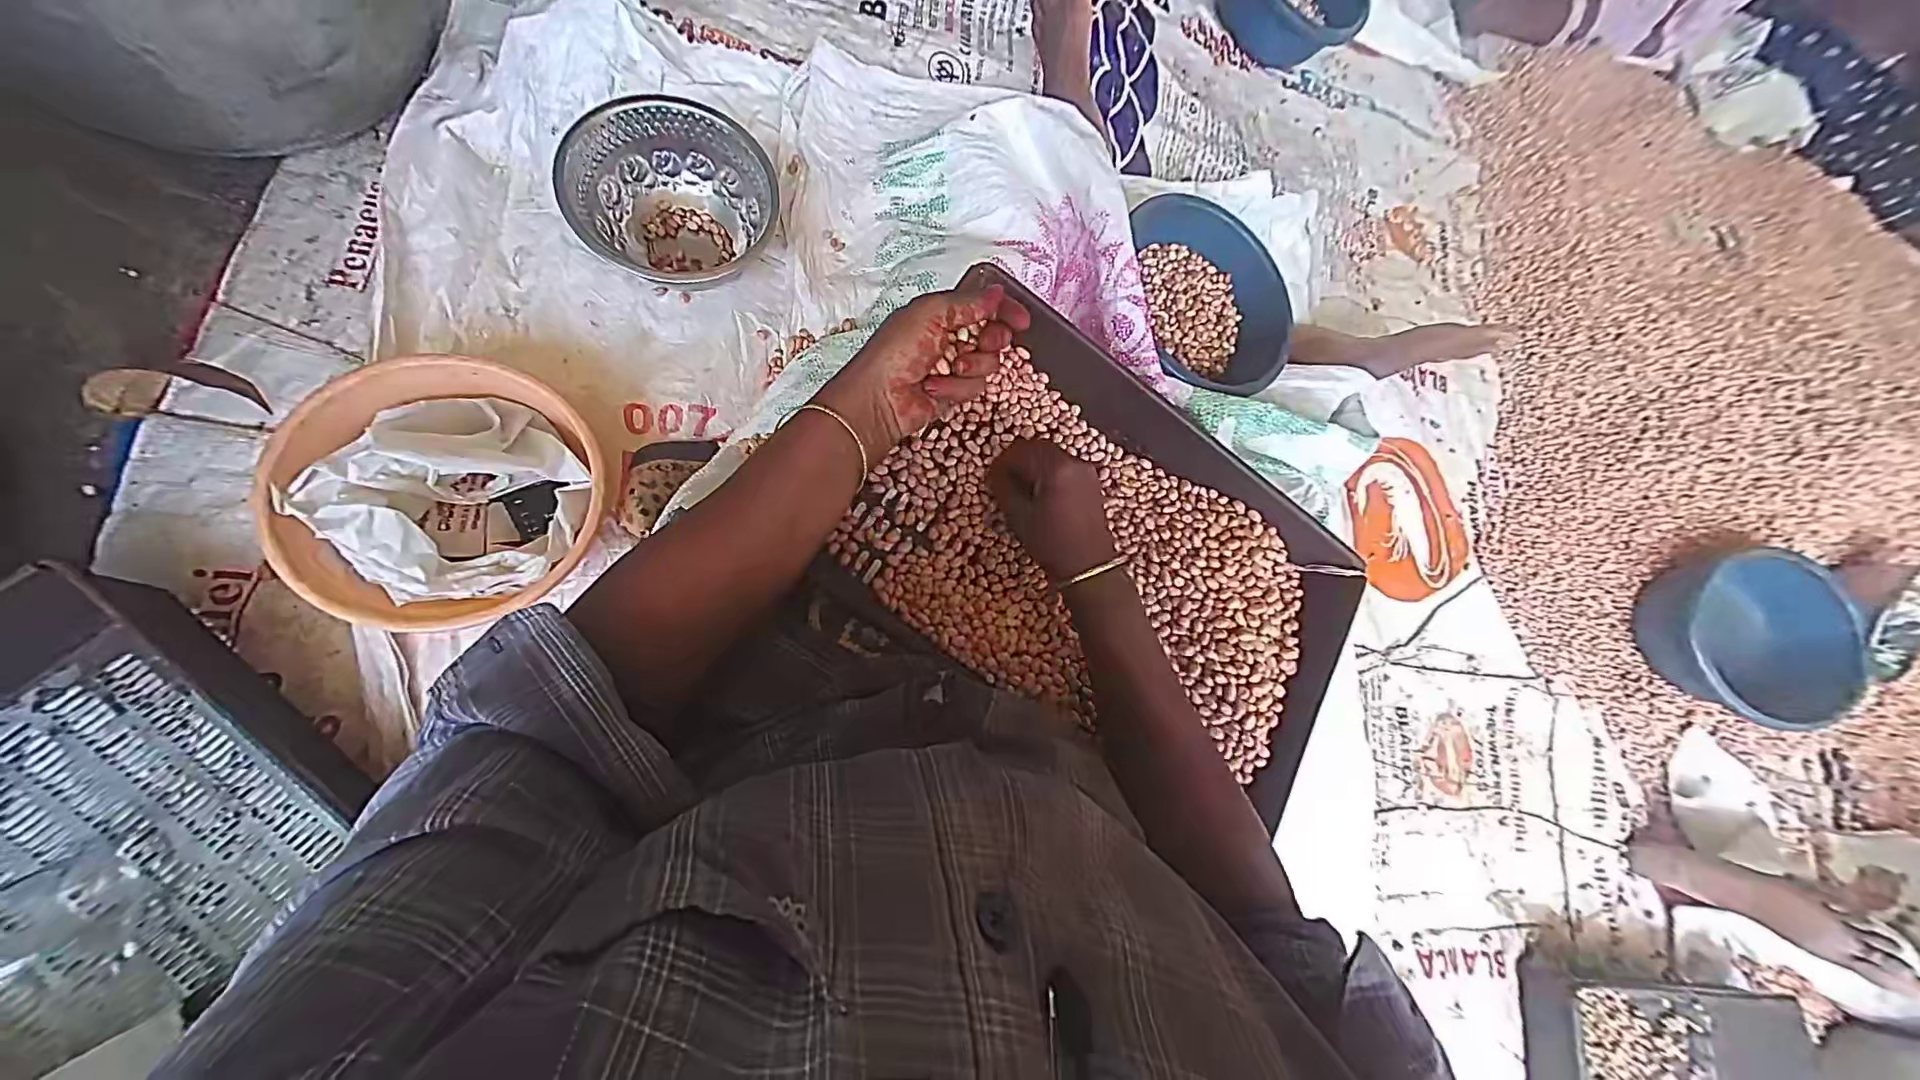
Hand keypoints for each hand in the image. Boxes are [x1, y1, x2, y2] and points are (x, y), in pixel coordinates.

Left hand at [813, 284, 1030, 454]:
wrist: (880, 398)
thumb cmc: (895, 353)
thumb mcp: (930, 314)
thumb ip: (967, 303)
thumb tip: (996, 293)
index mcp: (942, 313)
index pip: (983, 307)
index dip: (1005, 311)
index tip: (1022, 320)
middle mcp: (950, 339)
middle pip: (994, 335)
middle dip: (992, 340)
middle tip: (982, 343)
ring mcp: (954, 367)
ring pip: (989, 364)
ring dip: (971, 366)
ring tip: (948, 368)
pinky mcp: (954, 392)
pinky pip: (976, 387)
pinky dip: (957, 388)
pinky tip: (934, 387)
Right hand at [988, 438, 1117, 581]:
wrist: (1088, 565)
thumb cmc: (1050, 542)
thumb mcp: (1019, 516)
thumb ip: (1004, 488)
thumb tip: (996, 473)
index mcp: (1055, 468)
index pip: (1020, 451)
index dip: (1001, 462)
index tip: (991, 478)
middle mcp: (1073, 462)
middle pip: (1037, 447)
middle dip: (1017, 459)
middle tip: (1001, 479)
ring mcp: (1085, 472)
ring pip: (1051, 455)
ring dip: (1032, 464)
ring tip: (1019, 487)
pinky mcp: (1090, 482)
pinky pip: (1063, 467)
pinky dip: (1047, 472)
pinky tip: (1039, 493)